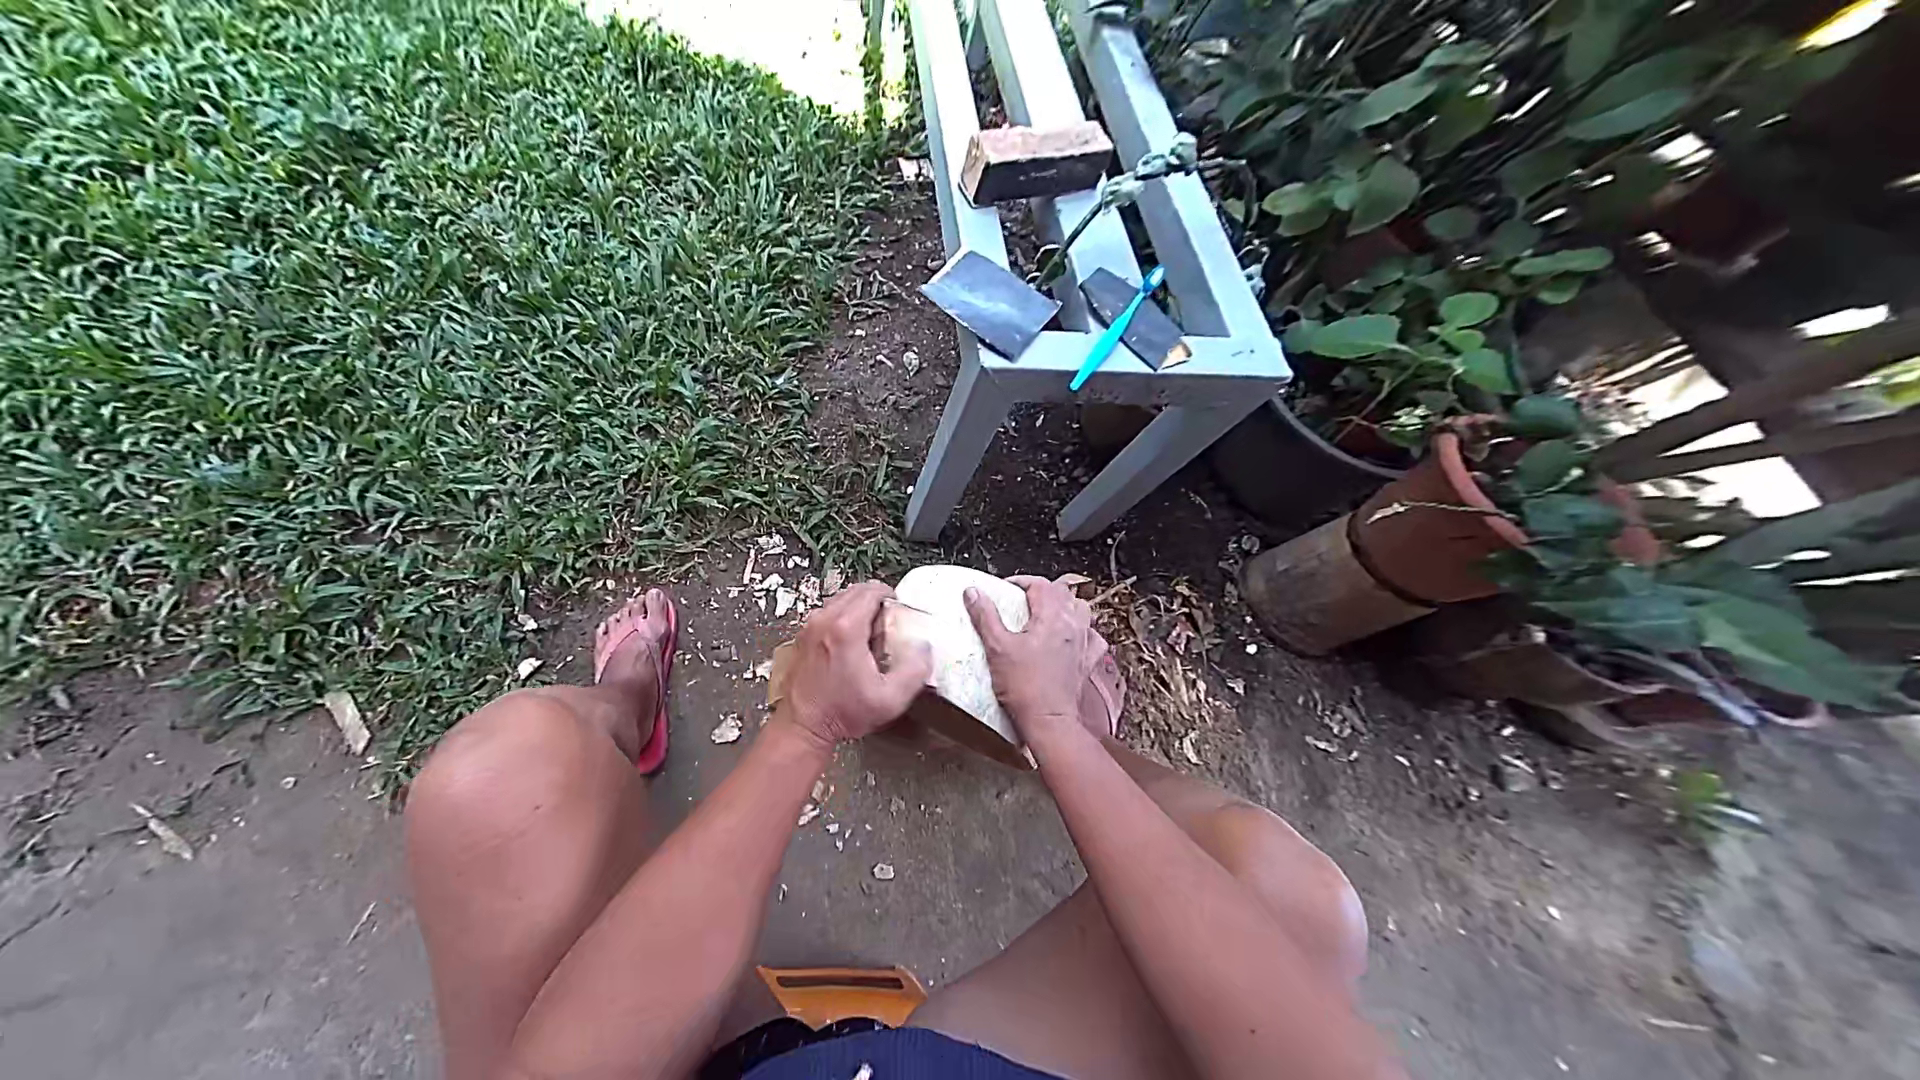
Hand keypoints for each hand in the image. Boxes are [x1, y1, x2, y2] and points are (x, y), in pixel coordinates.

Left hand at [775, 581, 931, 746]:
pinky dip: (842, 619)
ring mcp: (810, 627)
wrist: (802, 727)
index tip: (898, 612)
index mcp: (846, 629)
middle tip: (888, 622)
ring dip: (858, 608)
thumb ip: (915, 670)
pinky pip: (828, 614)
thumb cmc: (840, 714)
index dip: (890, 597)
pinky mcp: (803, 637)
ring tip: (871, 633)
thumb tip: (924, 648)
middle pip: (856, 591)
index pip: (872, 591)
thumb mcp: (890, 699)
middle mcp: (824, 621)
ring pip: (840, 600)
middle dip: (876, 600)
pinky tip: (852, 643)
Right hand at [964, 575, 1099, 738]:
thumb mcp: (997, 648)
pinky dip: (1082, 633)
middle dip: (1042, 591)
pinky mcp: (1086, 662)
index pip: (1040, 584)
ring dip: (1065, 607)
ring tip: (1046, 615)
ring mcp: (1083, 643)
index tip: (1007, 588)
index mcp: (1051, 617)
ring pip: (1081, 610)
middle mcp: (1072, 626)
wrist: (1049, 722)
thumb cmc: (1025, 688)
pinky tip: (1070, 639)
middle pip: (1063, 592)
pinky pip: (1092, 638)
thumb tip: (974, 593)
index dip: (1021, 581)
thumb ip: (985, 616)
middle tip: (1022, 600)